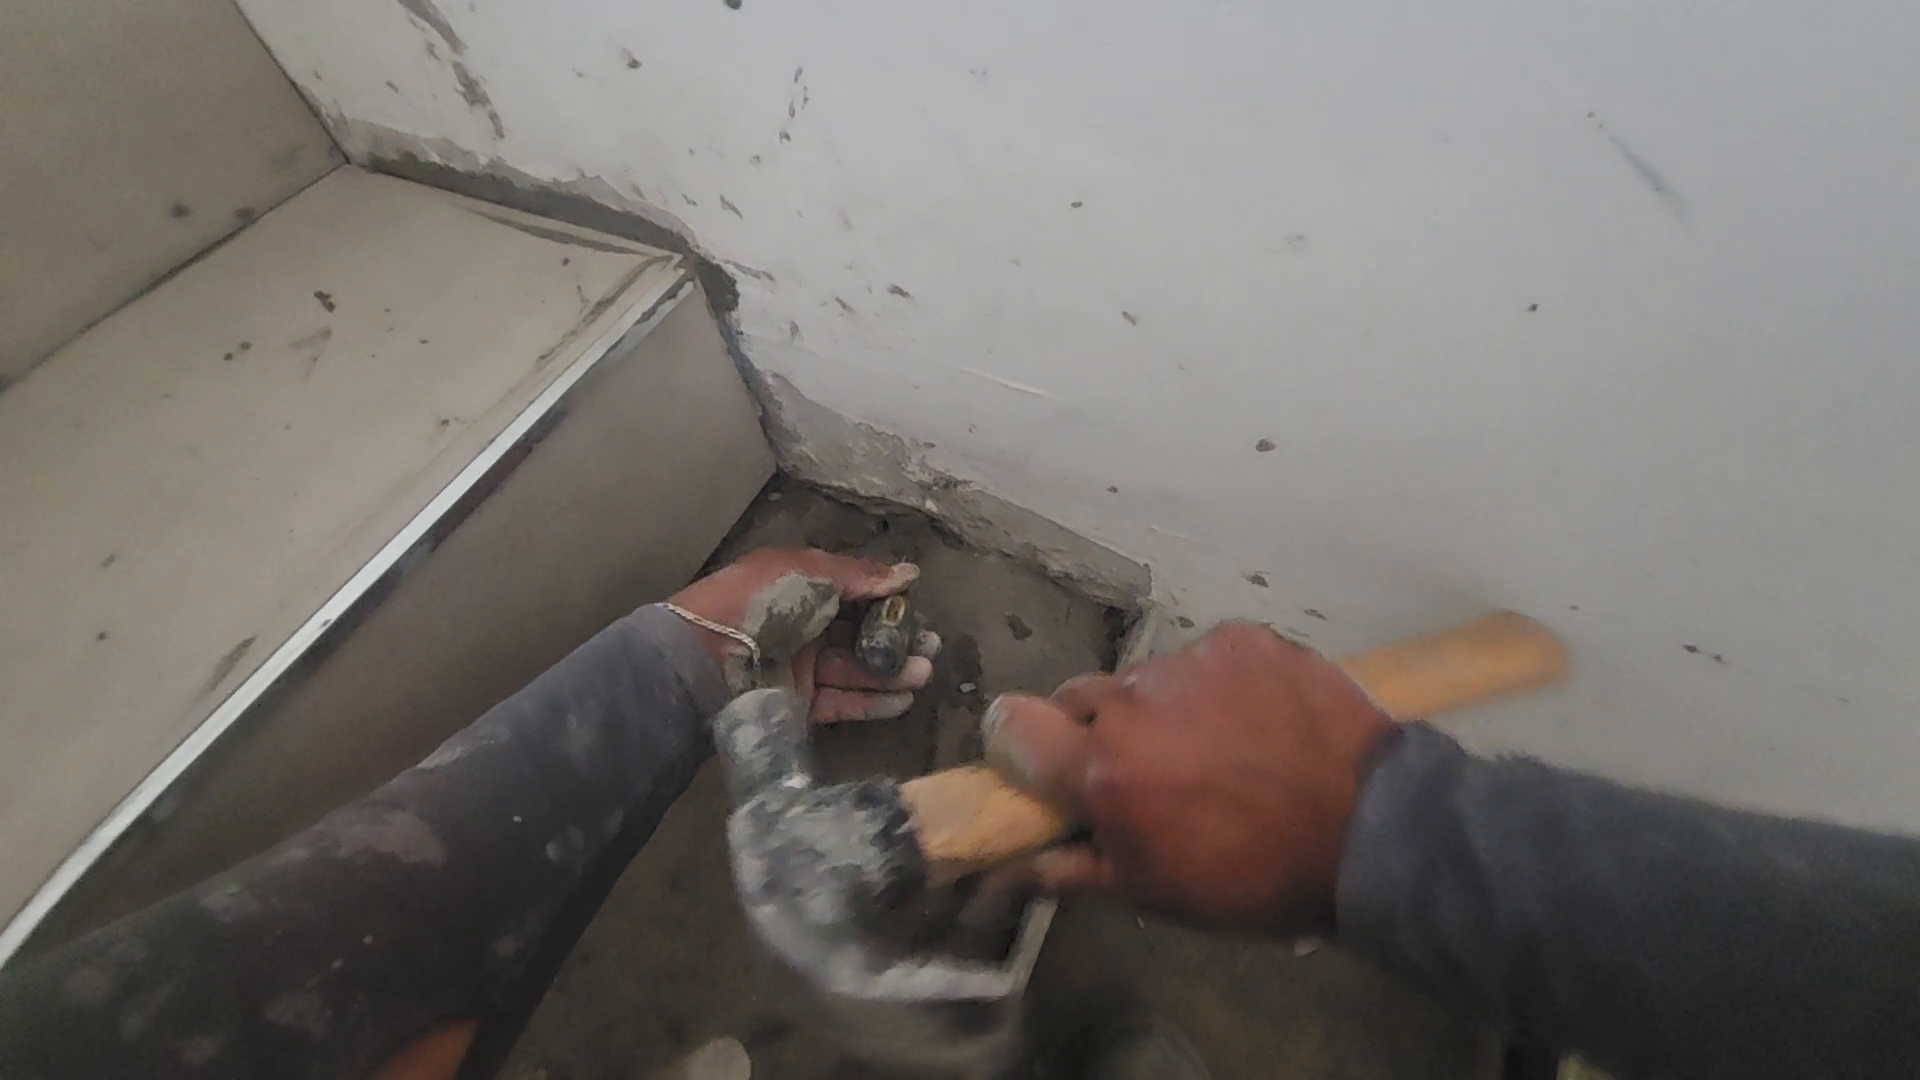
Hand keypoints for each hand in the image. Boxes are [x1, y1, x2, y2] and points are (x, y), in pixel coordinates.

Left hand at [667, 548, 939, 722]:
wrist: (704, 660)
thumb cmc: (760, 602)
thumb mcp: (809, 573)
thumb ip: (861, 575)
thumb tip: (910, 573)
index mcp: (803, 586)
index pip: (855, 593)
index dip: (886, 602)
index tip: (916, 608)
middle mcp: (804, 625)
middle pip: (859, 634)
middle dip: (896, 640)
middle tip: (931, 647)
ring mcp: (801, 667)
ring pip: (855, 669)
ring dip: (890, 671)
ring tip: (923, 673)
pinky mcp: (798, 704)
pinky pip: (841, 701)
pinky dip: (871, 701)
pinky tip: (902, 699)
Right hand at [981, 622, 1392, 934]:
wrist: (1375, 831)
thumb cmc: (1254, 875)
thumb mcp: (1154, 892)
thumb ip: (1068, 871)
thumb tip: (1007, 864)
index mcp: (1101, 767)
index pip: (1015, 723)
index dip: (1018, 738)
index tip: (1040, 753)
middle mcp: (1132, 701)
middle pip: (1081, 697)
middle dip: (1098, 728)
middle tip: (1149, 764)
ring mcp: (1188, 661)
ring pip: (1146, 678)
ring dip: (1161, 706)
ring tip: (1218, 742)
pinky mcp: (1238, 638)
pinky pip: (1202, 656)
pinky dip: (1214, 683)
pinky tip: (1254, 716)